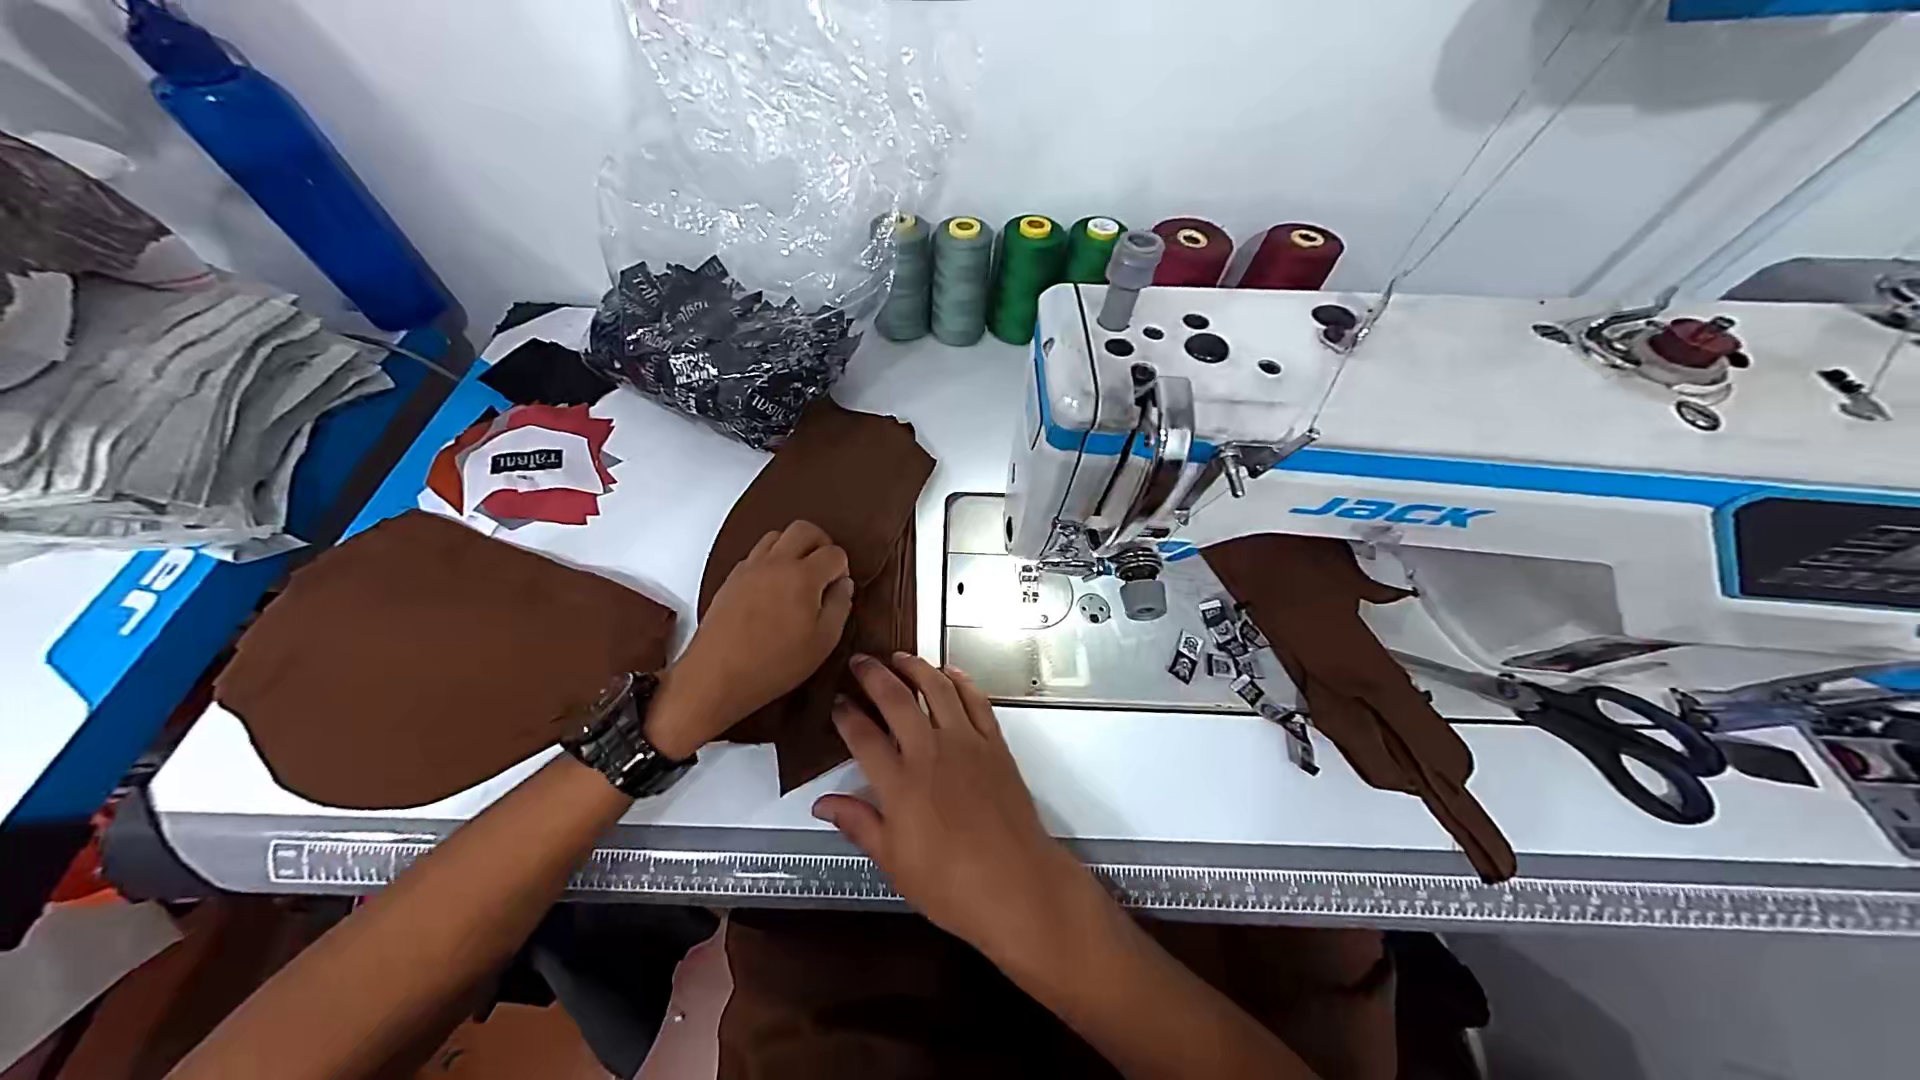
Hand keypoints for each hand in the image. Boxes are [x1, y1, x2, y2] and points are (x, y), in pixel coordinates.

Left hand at [649, 521, 853, 758]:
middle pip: (804, 529)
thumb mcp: (823, 642)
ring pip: (776, 536)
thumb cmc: (774, 663)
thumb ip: (840, 606)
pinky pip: (756, 553)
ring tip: (799, 575)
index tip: (839, 588)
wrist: (716, 676)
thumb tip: (843, 585)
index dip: (843, 568)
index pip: (834, 553)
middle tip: (825, 569)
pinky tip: (774, 586)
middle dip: (821, 543)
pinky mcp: (731, 579)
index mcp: (803, 576)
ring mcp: (750, 568)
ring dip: (793, 546)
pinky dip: (771, 559)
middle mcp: (776, 562)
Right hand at [812, 653, 1096, 958]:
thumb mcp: (894, 862)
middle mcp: (931, 753)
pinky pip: (977, 702)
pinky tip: (951, 673)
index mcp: (900, 784)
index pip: (862, 735)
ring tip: (900, 656)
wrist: (1016, 885)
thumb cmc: (953, 884)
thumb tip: (825, 805)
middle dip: (873, 675)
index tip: (837, 702)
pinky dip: (962, 682)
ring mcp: (966, 744)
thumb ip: (859, 824)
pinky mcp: (995, 745)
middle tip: (860, 661)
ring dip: (916, 667)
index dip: (845, 714)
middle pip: (896, 699)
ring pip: (937, 689)